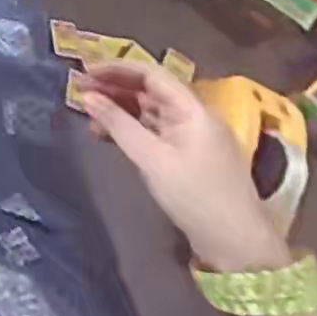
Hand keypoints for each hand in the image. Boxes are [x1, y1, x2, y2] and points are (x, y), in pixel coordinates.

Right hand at [80, 63, 290, 272]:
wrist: (237, 247)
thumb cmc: (195, 196)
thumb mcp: (151, 158)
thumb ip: (118, 124)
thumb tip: (87, 96)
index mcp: (192, 109)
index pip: (150, 74)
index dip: (116, 68)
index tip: (85, 72)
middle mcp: (192, 115)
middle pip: (148, 89)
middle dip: (113, 87)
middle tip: (79, 92)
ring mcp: (189, 135)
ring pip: (147, 110)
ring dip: (117, 108)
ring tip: (88, 115)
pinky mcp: (185, 154)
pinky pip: (151, 130)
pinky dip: (128, 128)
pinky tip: (105, 135)